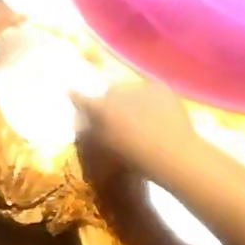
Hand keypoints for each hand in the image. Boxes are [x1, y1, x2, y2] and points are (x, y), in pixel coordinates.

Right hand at [71, 80, 197, 178]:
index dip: (76, 97)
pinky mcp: (159, 86)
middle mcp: (116, 92)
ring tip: (142, 115)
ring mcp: (139, 86)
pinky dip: (150, 98)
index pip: (81, 98)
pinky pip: (149, 89)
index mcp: (100, 108)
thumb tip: (82, 122)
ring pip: (130, 89)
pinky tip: (158, 112)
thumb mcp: (107, 148)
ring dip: (131, 98)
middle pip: (109, 92)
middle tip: (119, 116)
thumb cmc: (136, 158)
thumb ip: (92, 132)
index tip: (71, 92)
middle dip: (111, 101)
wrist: (173, 153)